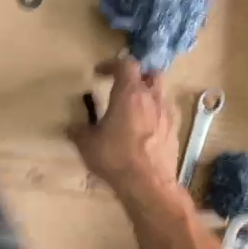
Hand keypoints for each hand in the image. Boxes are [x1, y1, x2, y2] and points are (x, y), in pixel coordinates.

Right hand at [69, 58, 180, 197]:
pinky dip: (154, 116)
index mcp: (129, 94)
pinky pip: (165, 115)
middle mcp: (151, 98)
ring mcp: (167, 114)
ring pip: (159, 94)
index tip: (99, 73)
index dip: (112, 65)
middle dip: (137, 77)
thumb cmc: (115, 157)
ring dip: (147, 96)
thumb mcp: (87, 145)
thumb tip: (73, 127)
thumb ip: (79, 131)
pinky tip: (143, 132)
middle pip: (150, 74)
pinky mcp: (174, 131)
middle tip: (123, 87)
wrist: (148, 183)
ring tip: (132, 111)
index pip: (125, 65)